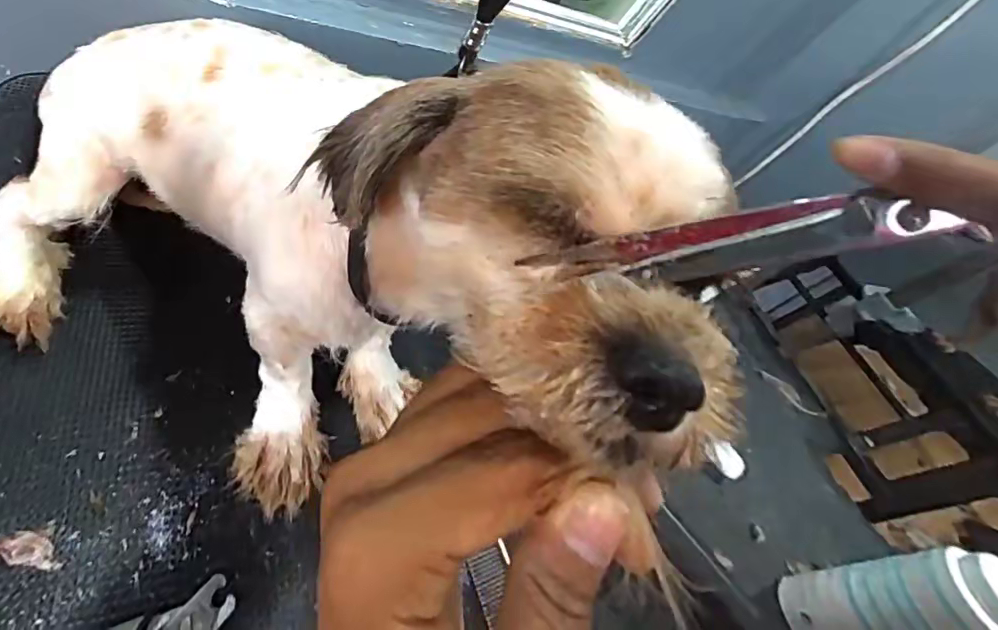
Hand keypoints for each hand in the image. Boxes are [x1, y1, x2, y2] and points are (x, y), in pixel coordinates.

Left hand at [318, 365, 645, 629]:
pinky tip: (554, 447)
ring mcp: (367, 461)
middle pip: (473, 421)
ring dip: (537, 421)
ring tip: (600, 467)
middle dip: (558, 439)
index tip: (639, 498)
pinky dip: (507, 416)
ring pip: (462, 397)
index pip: (486, 476)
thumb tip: (606, 503)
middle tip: (633, 480)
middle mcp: (358, 486)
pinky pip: (448, 405)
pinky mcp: (383, 454)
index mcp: (371, 552)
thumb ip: (549, 601)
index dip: (566, 475)